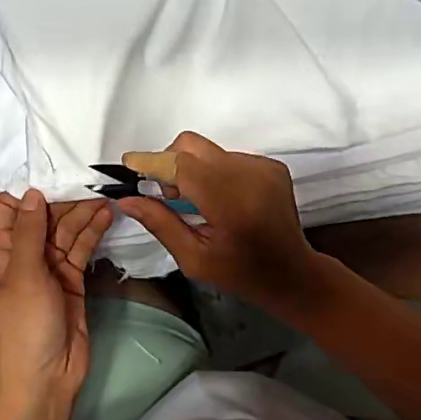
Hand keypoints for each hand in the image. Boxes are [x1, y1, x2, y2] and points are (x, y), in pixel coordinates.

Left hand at [0, 190, 113, 405]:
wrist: (45, 380)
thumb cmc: (24, 326)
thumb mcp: (23, 275)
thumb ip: (29, 232)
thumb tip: (31, 193)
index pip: (8, 209)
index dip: (29, 194)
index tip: (55, 176)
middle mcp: (22, 254)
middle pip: (42, 216)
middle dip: (63, 199)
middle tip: (92, 180)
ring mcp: (48, 267)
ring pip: (64, 230)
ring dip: (82, 213)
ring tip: (106, 193)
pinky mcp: (71, 280)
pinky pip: (80, 249)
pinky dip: (92, 232)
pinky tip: (107, 215)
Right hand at [116, 131, 320, 304]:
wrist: (294, 274)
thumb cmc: (242, 273)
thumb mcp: (193, 259)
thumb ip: (159, 223)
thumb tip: (126, 200)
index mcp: (231, 204)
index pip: (182, 166)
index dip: (152, 162)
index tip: (129, 165)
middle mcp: (250, 177)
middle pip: (190, 146)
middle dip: (168, 163)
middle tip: (167, 195)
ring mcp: (262, 167)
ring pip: (205, 150)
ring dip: (188, 168)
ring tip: (194, 200)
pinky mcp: (269, 165)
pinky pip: (224, 155)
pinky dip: (209, 171)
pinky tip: (216, 197)